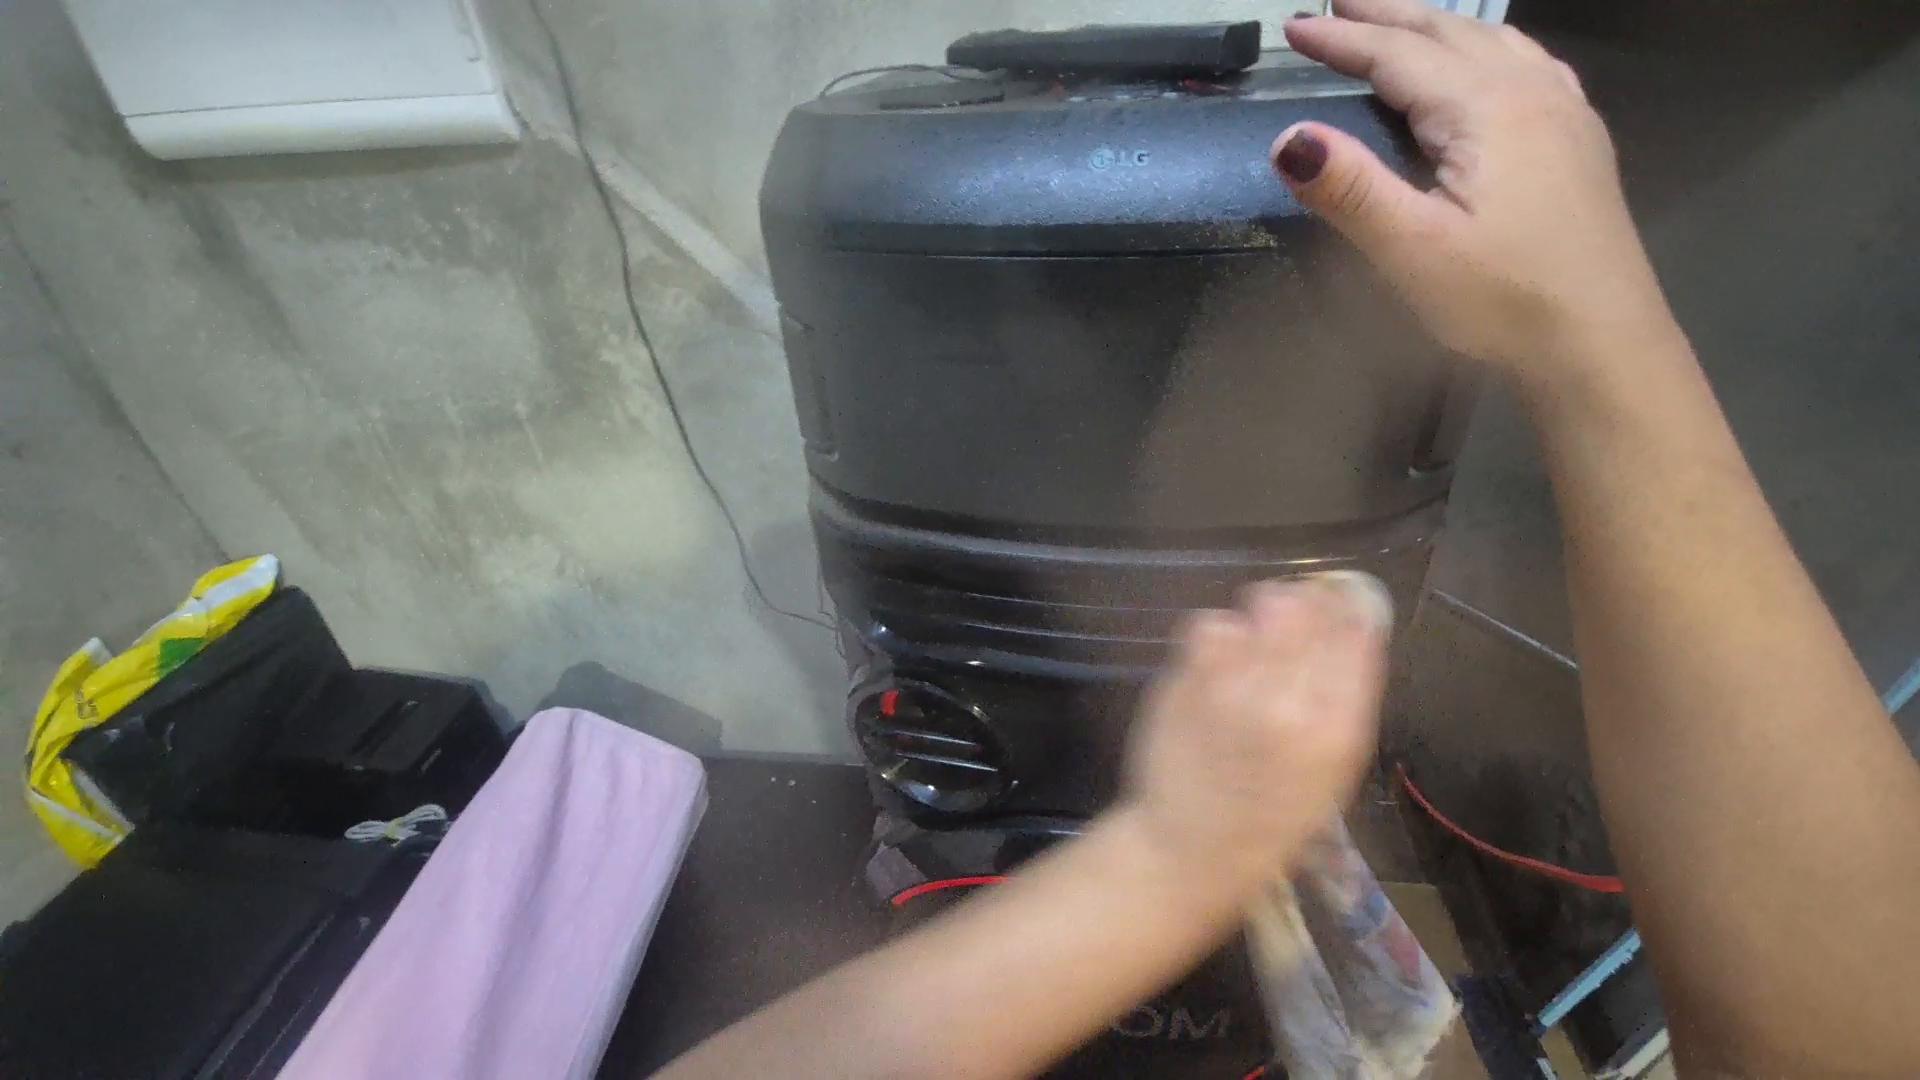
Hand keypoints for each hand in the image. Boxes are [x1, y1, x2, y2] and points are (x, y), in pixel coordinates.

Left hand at [1119, 573, 1388, 899]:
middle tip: (1291, 624)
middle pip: (1305, 605)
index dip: (1346, 609)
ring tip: (1252, 649)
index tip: (1338, 608)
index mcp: (1336, 729)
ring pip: (1256, 605)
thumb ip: (1346, 698)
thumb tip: (1355, 626)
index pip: (1355, 633)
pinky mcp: (1185, 679)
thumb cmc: (1273, 815)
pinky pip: (1209, 624)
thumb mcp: (1334, 770)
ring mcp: (1229, 686)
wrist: (1192, 844)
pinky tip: (1219, 661)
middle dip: (1303, 603)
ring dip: (1258, 617)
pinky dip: (1218, 633)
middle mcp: (1286, 700)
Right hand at [1274, 0, 1674, 383]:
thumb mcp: (1412, 249)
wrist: (1598, 339)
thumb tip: (1288, 138)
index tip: (1295, 26)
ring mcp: (1562, 111)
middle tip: (1337, 4)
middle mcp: (1530, 91)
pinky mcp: (1574, 141)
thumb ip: (1351, 190)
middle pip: (1449, 33)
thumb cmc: (1500, 298)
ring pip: (1490, 42)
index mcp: (1487, 110)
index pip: (1400, 57)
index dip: (1344, 40)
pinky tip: (1481, 60)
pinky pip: (1521, 64)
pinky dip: (1481, 47)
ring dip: (1434, 26)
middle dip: (1387, 15)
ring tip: (1396, 21)